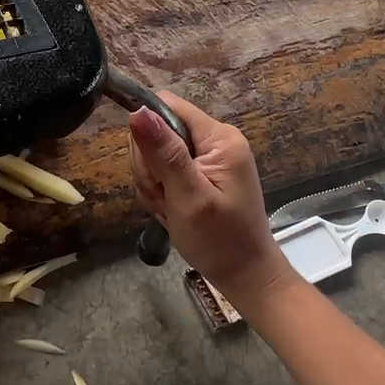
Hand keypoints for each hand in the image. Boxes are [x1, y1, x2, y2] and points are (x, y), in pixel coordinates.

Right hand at [128, 93, 293, 300]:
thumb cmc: (221, 241)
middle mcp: (214, 139)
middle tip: (163, 197)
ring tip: (169, 208)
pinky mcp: (199, 171)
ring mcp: (207, 156)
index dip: (147, 131)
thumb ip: (164, 153)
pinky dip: (158, 189)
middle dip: (149, 165)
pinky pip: (162, 167)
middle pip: (157, 129)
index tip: (152, 168)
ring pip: (154, 151)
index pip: (165, 105)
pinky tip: (170, 209)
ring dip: (152, 181)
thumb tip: (137, 111)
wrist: (246, 278)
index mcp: (219, 138)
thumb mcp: (189, 197)